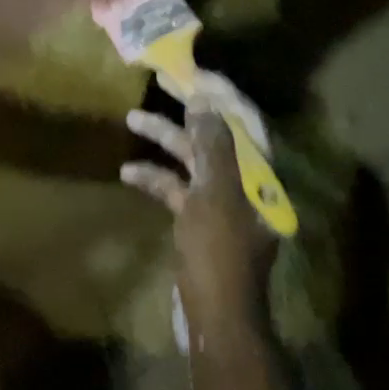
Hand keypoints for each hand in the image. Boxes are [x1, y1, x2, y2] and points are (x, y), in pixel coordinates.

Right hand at [120, 93, 274, 319]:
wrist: (215, 319)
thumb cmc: (219, 252)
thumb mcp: (214, 193)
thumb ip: (211, 144)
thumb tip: (203, 100)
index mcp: (260, 172)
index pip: (244, 118)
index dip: (219, 91)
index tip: (189, 70)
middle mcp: (245, 181)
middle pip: (217, 133)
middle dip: (189, 106)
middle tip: (160, 79)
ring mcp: (222, 203)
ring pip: (194, 159)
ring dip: (165, 139)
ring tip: (131, 119)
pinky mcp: (201, 222)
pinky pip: (179, 189)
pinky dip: (156, 178)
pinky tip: (128, 173)